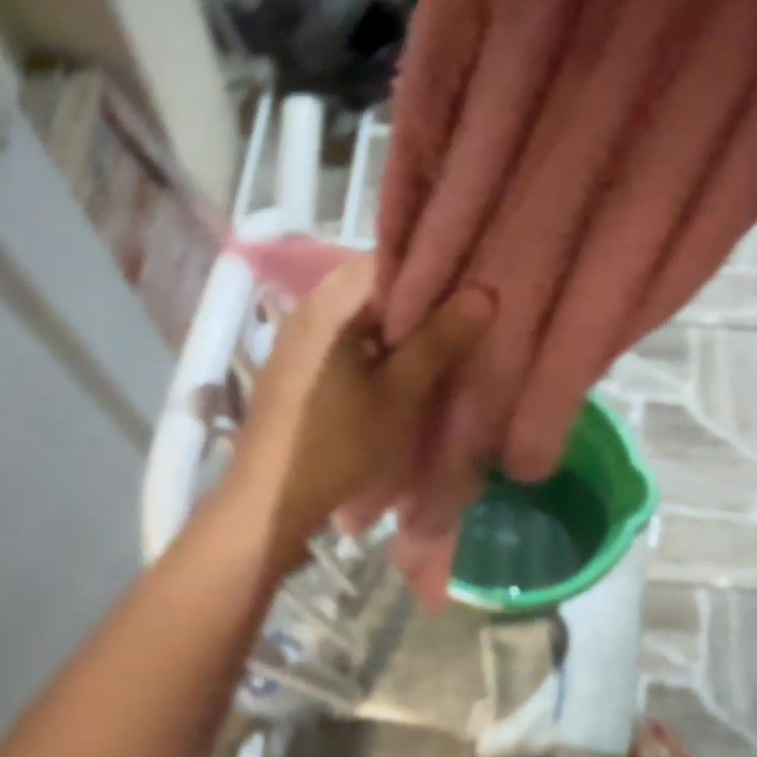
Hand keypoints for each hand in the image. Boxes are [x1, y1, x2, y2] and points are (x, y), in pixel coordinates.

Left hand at [226, 253, 493, 555]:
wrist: (271, 500)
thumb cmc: (338, 445)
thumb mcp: (398, 395)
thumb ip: (439, 340)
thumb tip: (485, 291)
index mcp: (331, 302)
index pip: (390, 256)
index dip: (436, 265)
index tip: (473, 282)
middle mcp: (308, 306)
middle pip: (374, 285)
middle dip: (420, 300)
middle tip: (465, 316)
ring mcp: (296, 334)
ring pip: (360, 313)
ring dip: (398, 325)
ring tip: (442, 341)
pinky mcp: (295, 363)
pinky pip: (344, 336)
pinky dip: (375, 344)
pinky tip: (400, 367)